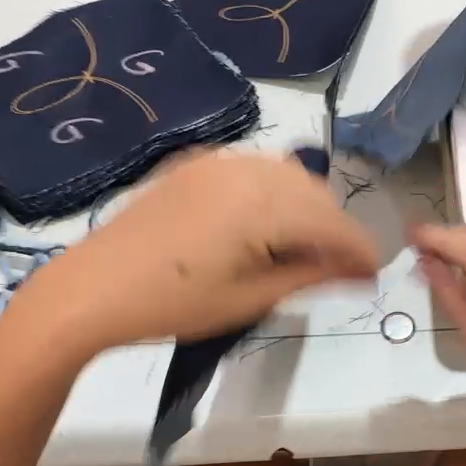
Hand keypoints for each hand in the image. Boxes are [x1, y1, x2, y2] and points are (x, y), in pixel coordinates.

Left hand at [17, 150, 377, 353]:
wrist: (92, 288)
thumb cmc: (174, 304)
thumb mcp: (251, 298)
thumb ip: (312, 275)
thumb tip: (360, 273)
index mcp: (262, 204)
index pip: (333, 222)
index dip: (360, 250)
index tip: (373, 277)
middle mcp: (247, 170)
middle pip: (316, 193)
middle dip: (335, 229)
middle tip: (339, 271)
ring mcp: (219, 162)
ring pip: (289, 176)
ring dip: (308, 208)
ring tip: (303, 249)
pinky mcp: (196, 164)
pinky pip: (256, 169)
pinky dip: (276, 193)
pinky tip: (267, 224)